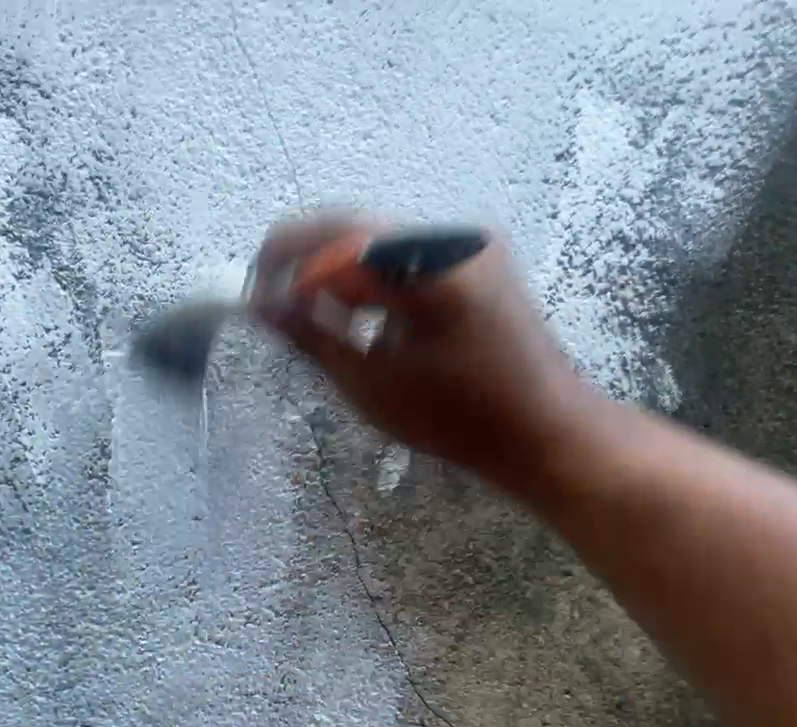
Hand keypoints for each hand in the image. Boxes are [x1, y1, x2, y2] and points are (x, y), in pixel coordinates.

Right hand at [251, 215, 598, 494]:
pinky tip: (356, 317)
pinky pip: (403, 252)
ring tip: (310, 319)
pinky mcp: (474, 258)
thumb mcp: (369, 384)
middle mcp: (453, 238)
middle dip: (303, 263)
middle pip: (354, 227)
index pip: (334, 238)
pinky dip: (368, 277)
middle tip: (270, 305)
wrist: (544, 429)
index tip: (252, 300)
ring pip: (376, 238)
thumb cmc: (456, 419)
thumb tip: (260, 306)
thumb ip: (311, 337)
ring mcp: (469, 243)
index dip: (282, 262)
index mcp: (430, 267)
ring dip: (334, 270)